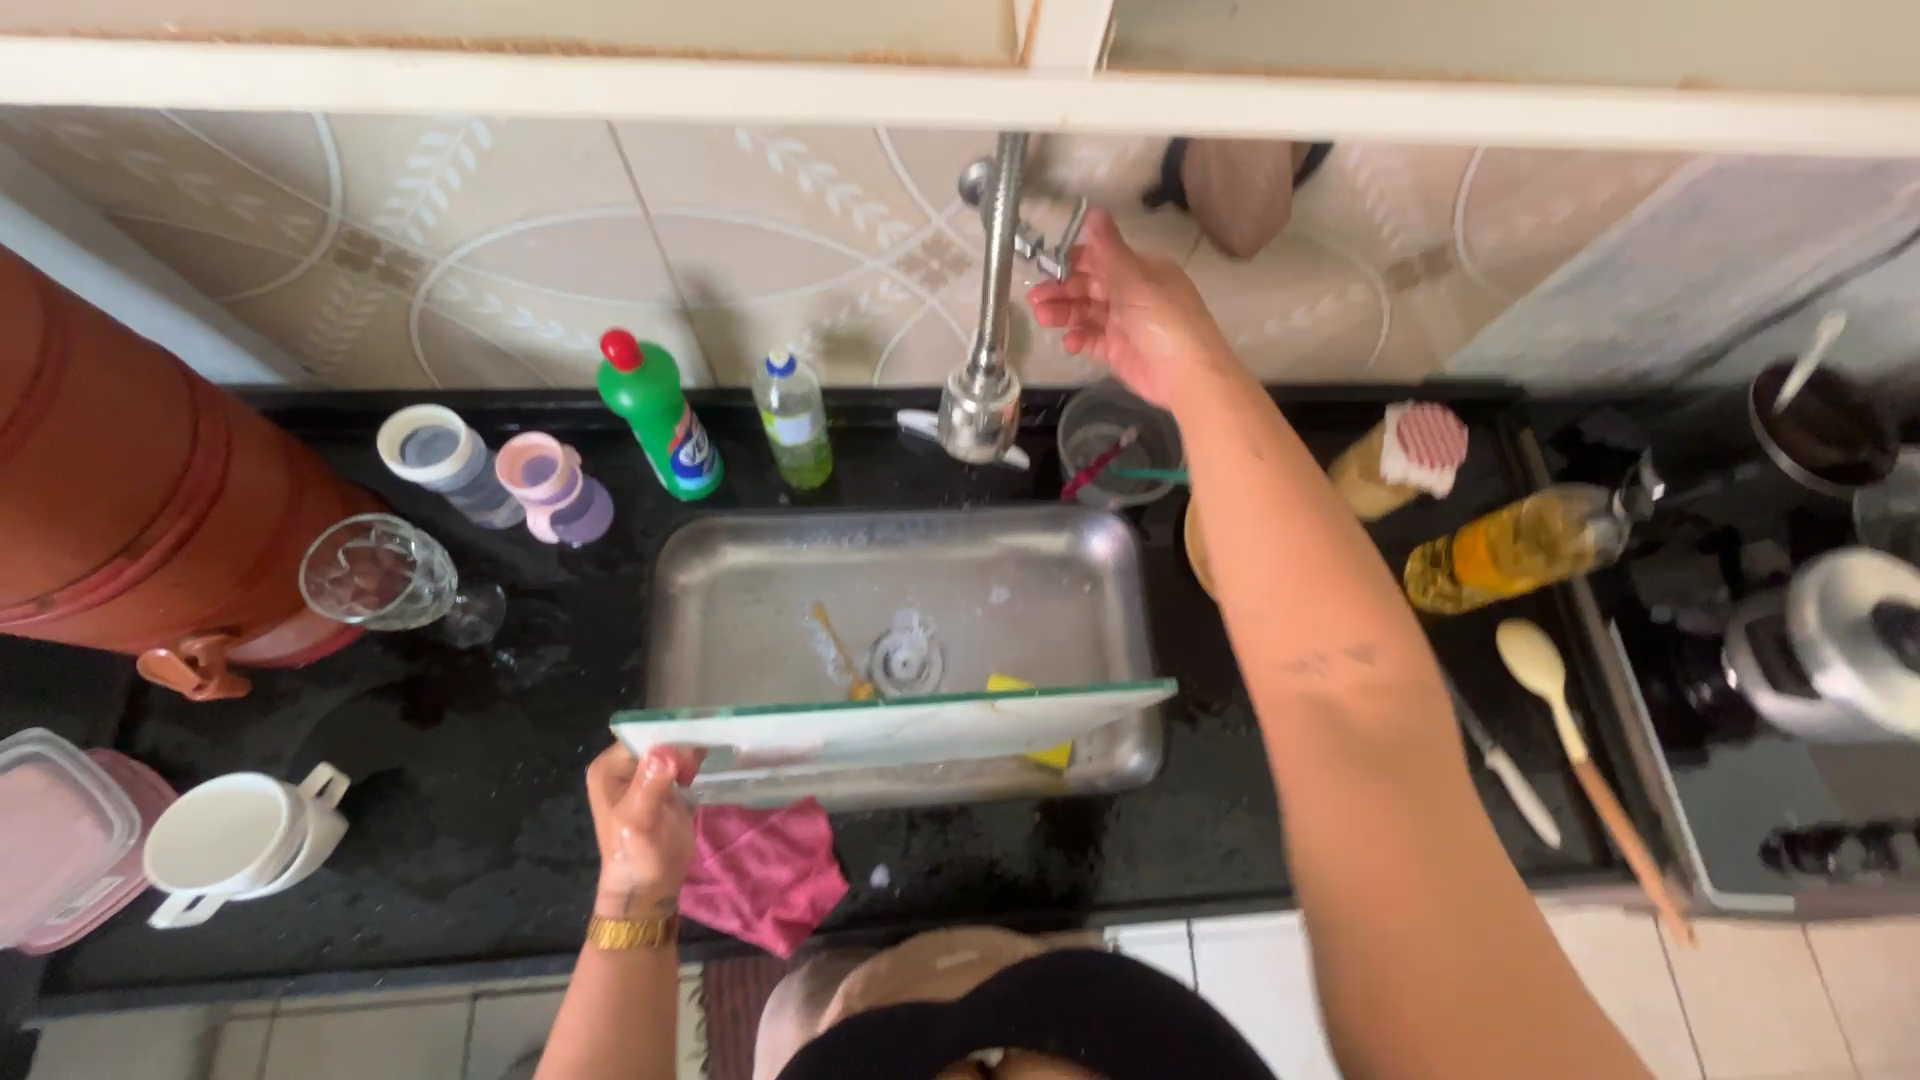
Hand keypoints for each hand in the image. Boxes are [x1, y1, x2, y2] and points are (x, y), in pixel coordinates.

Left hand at [586, 743, 702, 917]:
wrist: (649, 889)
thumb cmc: (636, 856)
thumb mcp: (639, 820)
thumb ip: (650, 785)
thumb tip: (665, 751)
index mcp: (609, 768)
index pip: (642, 735)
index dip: (669, 733)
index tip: (698, 736)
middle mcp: (625, 766)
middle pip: (661, 738)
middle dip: (685, 739)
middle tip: (712, 744)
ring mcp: (646, 775)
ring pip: (674, 748)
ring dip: (695, 748)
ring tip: (716, 749)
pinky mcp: (667, 785)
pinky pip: (683, 762)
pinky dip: (698, 761)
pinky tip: (712, 762)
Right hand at [1026, 208, 1238, 408]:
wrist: (1186, 373)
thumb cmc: (1163, 319)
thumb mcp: (1135, 278)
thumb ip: (1109, 248)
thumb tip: (1094, 211)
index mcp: (1140, 271)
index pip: (1100, 260)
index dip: (1072, 263)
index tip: (1046, 268)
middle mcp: (1131, 294)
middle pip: (1088, 288)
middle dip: (1060, 291)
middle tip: (1034, 299)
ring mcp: (1123, 324)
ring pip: (1086, 314)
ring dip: (1063, 314)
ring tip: (1042, 319)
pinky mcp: (1117, 352)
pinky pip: (1091, 341)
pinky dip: (1078, 339)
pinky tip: (1068, 342)